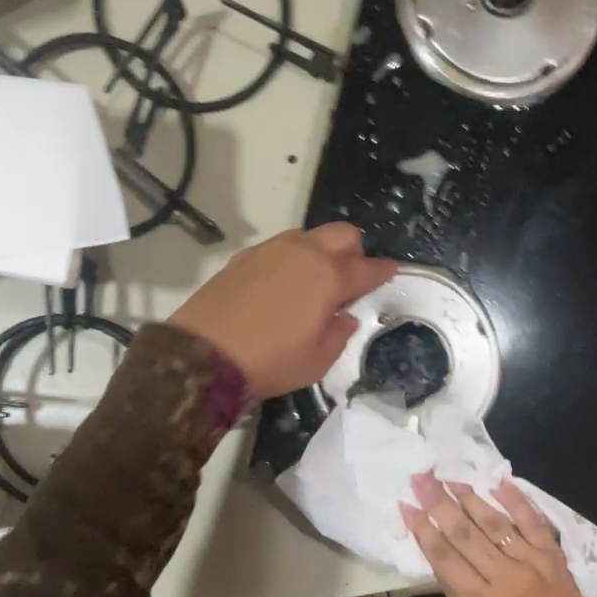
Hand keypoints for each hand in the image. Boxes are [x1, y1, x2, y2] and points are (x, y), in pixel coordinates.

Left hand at [168, 223, 397, 398]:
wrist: (204, 354)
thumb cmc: (271, 361)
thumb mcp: (318, 361)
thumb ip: (339, 334)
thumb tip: (344, 318)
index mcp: (329, 277)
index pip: (367, 268)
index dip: (383, 271)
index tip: (392, 272)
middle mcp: (303, 253)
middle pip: (342, 234)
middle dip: (355, 251)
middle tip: (352, 278)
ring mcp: (271, 250)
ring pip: (309, 236)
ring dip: (321, 252)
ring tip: (316, 283)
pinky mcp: (245, 258)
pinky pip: (281, 248)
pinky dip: (293, 260)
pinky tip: (285, 288)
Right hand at [400, 474, 596, 596]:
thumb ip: (452, 590)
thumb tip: (435, 552)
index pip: (445, 557)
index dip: (423, 529)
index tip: (406, 505)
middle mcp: (505, 576)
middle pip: (465, 534)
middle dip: (439, 503)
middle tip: (421, 478)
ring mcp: (531, 560)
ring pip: (495, 523)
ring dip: (470, 497)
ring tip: (450, 478)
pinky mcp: (552, 552)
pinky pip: (532, 520)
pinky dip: (516, 500)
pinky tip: (497, 482)